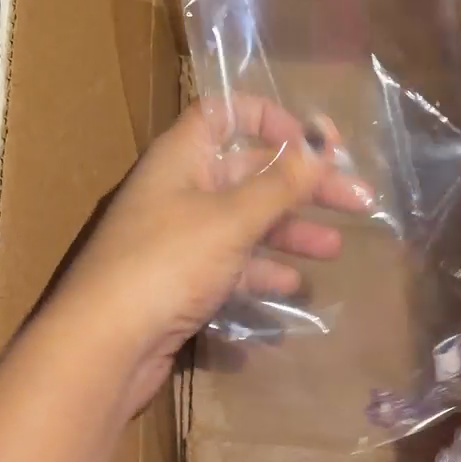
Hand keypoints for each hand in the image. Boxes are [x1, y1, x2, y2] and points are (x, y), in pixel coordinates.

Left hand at [43, 97, 374, 414]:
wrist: (101, 348)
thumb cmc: (167, 262)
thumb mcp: (231, 217)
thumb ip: (281, 181)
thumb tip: (322, 139)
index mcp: (183, 155)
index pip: (227, 113)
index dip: (271, 119)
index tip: (314, 142)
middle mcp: (180, 187)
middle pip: (250, 172)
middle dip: (303, 186)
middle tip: (359, 202)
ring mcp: (178, 236)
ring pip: (245, 221)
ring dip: (289, 231)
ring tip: (334, 249)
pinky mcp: (180, 280)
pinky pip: (230, 263)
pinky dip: (261, 271)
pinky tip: (293, 287)